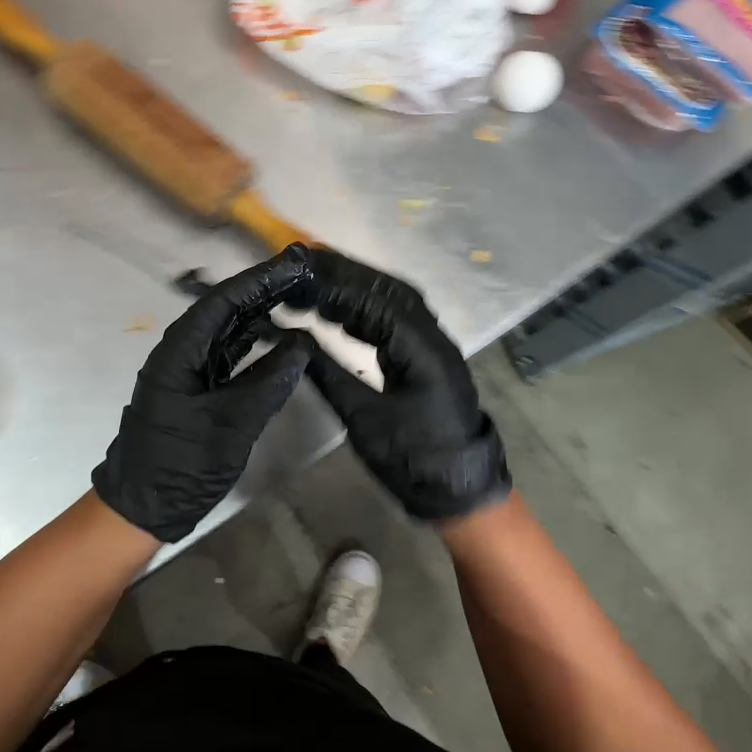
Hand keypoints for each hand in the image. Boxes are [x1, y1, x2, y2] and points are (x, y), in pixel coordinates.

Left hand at [92, 245, 316, 541]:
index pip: (223, 301)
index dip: (259, 279)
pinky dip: (254, 344)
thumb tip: (301, 345)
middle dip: (263, 291)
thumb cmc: (181, 464)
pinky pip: (229, 356)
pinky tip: (278, 337)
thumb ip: (269, 382)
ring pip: (228, 332)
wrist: (144, 508)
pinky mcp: (198, 391)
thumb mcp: (231, 424)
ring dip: (260, 314)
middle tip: (303, 275)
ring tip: (297, 297)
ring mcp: (189, 372)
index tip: (293, 264)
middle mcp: (182, 352)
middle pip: (226, 310)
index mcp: (179, 351)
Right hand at [296, 248, 510, 520]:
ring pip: (391, 299)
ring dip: (354, 285)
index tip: (298, 275)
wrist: (460, 490)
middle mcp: (431, 335)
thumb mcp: (364, 419)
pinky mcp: (423, 356)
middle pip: (386, 289)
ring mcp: (430, 344)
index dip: (334, 286)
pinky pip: (392, 318)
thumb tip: (291, 338)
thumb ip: (328, 373)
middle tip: (302, 260)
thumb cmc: (413, 459)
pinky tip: (337, 310)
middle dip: (344, 272)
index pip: (374, 302)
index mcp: (422, 348)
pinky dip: (362, 307)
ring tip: (313, 278)